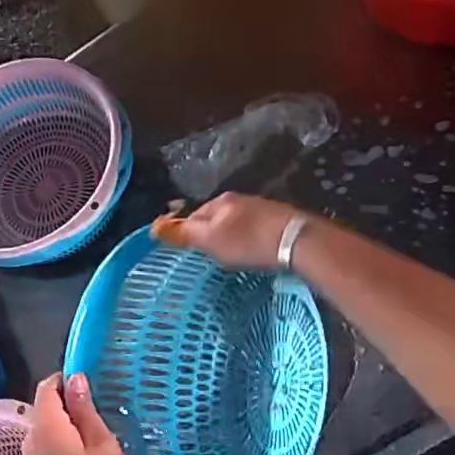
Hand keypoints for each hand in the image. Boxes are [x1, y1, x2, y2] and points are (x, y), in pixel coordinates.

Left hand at [24, 373, 126, 454]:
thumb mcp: (103, 446)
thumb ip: (86, 410)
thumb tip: (76, 378)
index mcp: (46, 426)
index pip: (47, 386)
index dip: (66, 379)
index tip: (92, 386)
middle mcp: (31, 436)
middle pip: (46, 403)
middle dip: (70, 400)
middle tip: (101, 411)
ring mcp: (31, 453)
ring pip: (48, 421)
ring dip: (68, 419)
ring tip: (96, 432)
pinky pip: (48, 438)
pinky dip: (64, 435)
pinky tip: (85, 449)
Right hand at [162, 193, 308, 269]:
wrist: (297, 241)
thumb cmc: (248, 242)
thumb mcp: (210, 240)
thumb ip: (184, 233)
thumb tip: (157, 227)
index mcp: (219, 201)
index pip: (192, 216)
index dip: (187, 234)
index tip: (189, 251)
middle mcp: (238, 199)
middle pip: (214, 217)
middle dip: (210, 234)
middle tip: (210, 255)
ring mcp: (260, 207)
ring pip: (234, 222)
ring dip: (230, 236)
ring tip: (231, 255)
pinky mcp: (278, 219)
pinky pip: (253, 228)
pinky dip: (248, 238)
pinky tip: (252, 250)